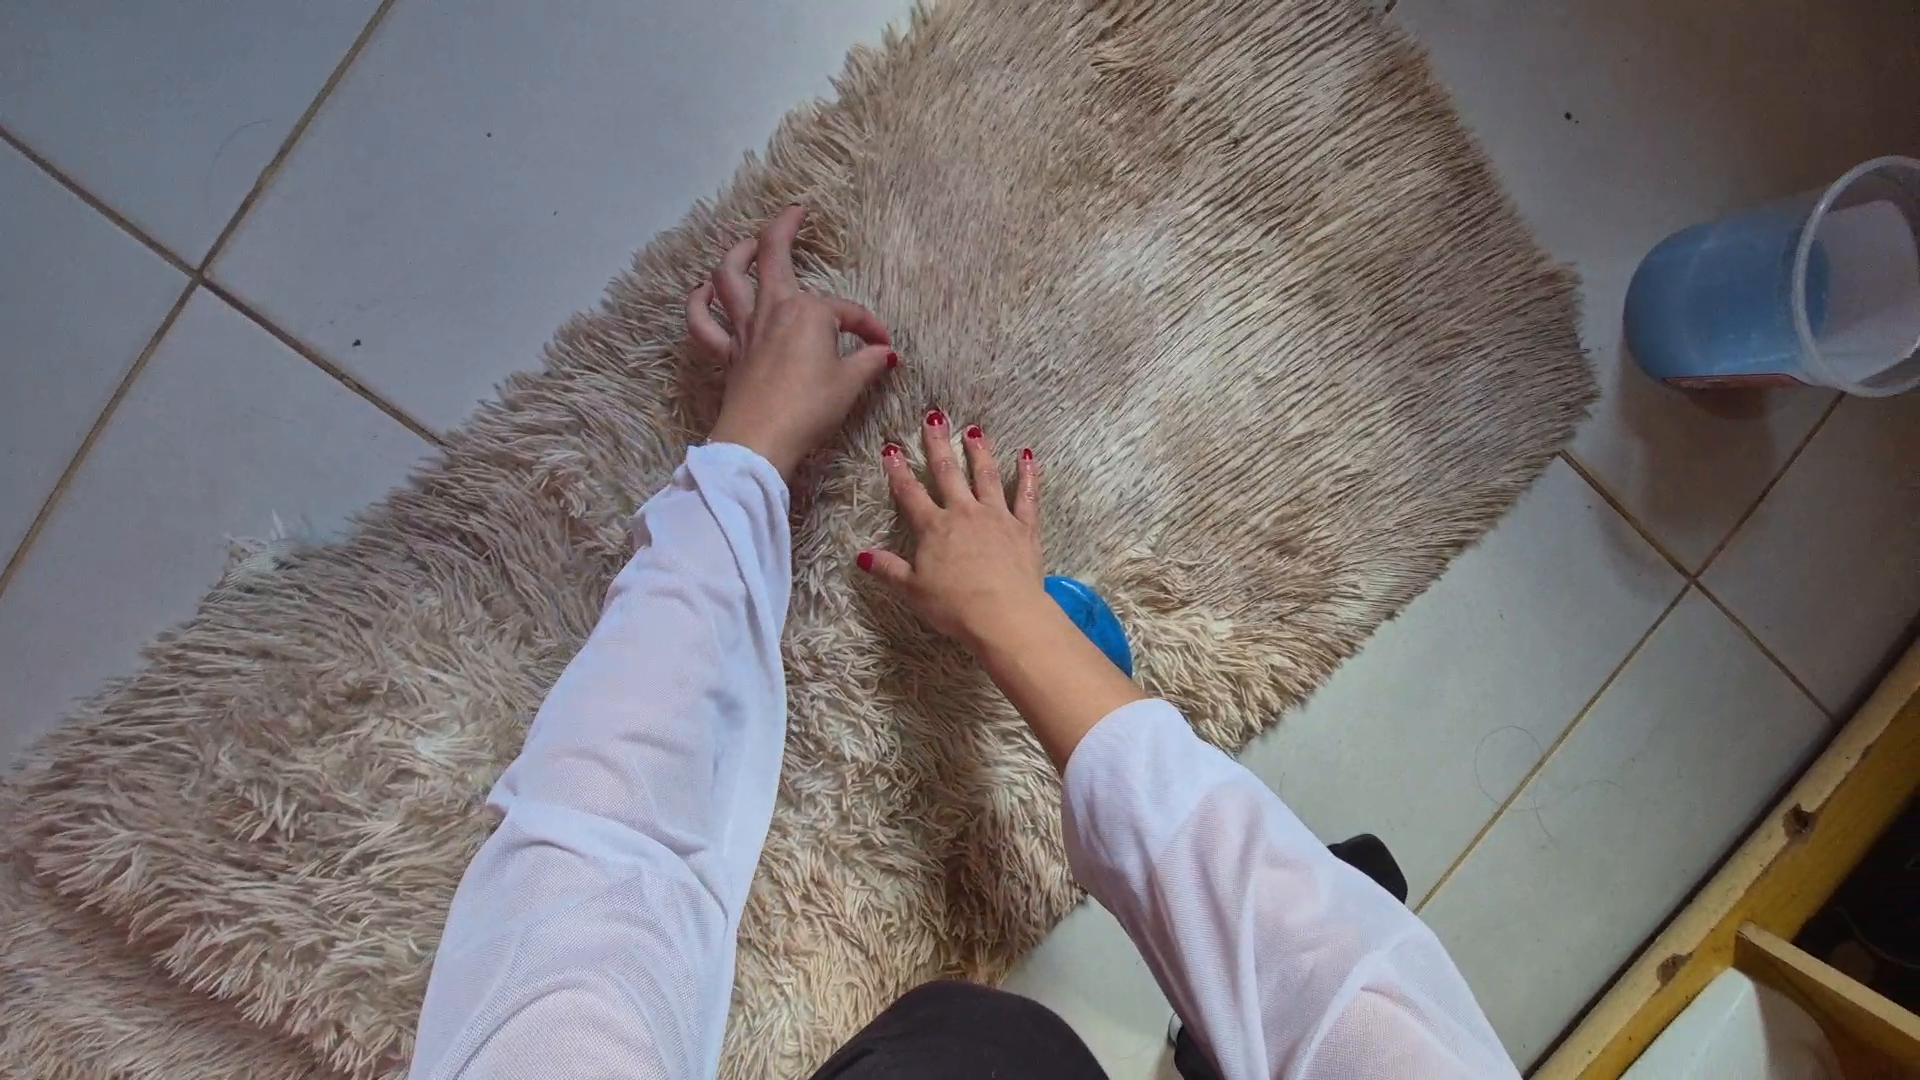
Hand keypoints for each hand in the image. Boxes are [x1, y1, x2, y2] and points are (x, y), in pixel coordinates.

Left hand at [687, 205, 895, 478]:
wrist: (762, 440)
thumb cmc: (810, 409)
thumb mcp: (850, 384)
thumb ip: (868, 362)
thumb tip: (885, 354)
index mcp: (809, 312)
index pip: (847, 313)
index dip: (869, 328)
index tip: (884, 348)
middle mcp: (773, 309)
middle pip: (772, 256)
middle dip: (785, 228)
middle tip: (795, 213)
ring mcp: (745, 329)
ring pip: (730, 277)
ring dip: (736, 254)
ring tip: (746, 245)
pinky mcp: (727, 353)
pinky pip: (703, 322)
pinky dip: (700, 303)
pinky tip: (704, 291)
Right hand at [861, 411, 1143, 771]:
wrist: (1004, 614)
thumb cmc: (954, 606)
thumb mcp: (913, 590)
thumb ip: (889, 569)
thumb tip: (862, 557)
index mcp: (934, 528)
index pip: (910, 493)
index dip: (899, 471)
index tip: (892, 448)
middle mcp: (964, 513)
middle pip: (948, 473)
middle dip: (938, 445)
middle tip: (935, 418)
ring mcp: (996, 517)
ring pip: (986, 476)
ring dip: (980, 451)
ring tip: (975, 430)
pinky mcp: (1024, 528)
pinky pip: (1026, 496)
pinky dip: (1027, 475)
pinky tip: (1027, 457)